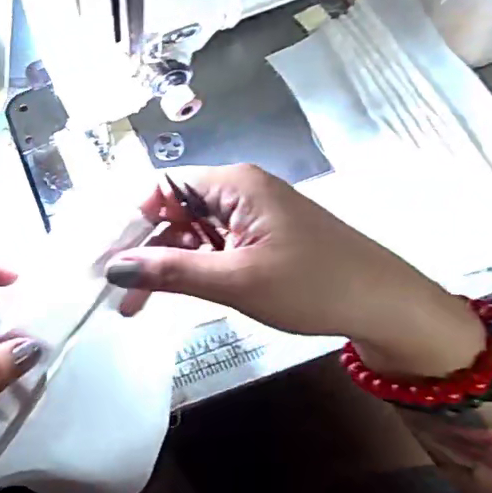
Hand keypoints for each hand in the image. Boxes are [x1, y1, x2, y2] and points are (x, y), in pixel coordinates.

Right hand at [107, 164, 483, 378]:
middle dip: (144, 250)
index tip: (106, 261)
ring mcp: (255, 216)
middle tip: (118, 296)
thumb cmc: (312, 285)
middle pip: (174, 210)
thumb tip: (113, 267)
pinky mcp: (265, 239)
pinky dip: (194, 270)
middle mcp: (241, 190)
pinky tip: (175, 295)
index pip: (162, 186)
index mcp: (234, 184)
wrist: (385, 305)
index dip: (130, 221)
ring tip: (136, 308)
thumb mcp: (235, 280)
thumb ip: (171, 270)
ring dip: (165, 265)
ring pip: (193, 233)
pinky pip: (216, 247)